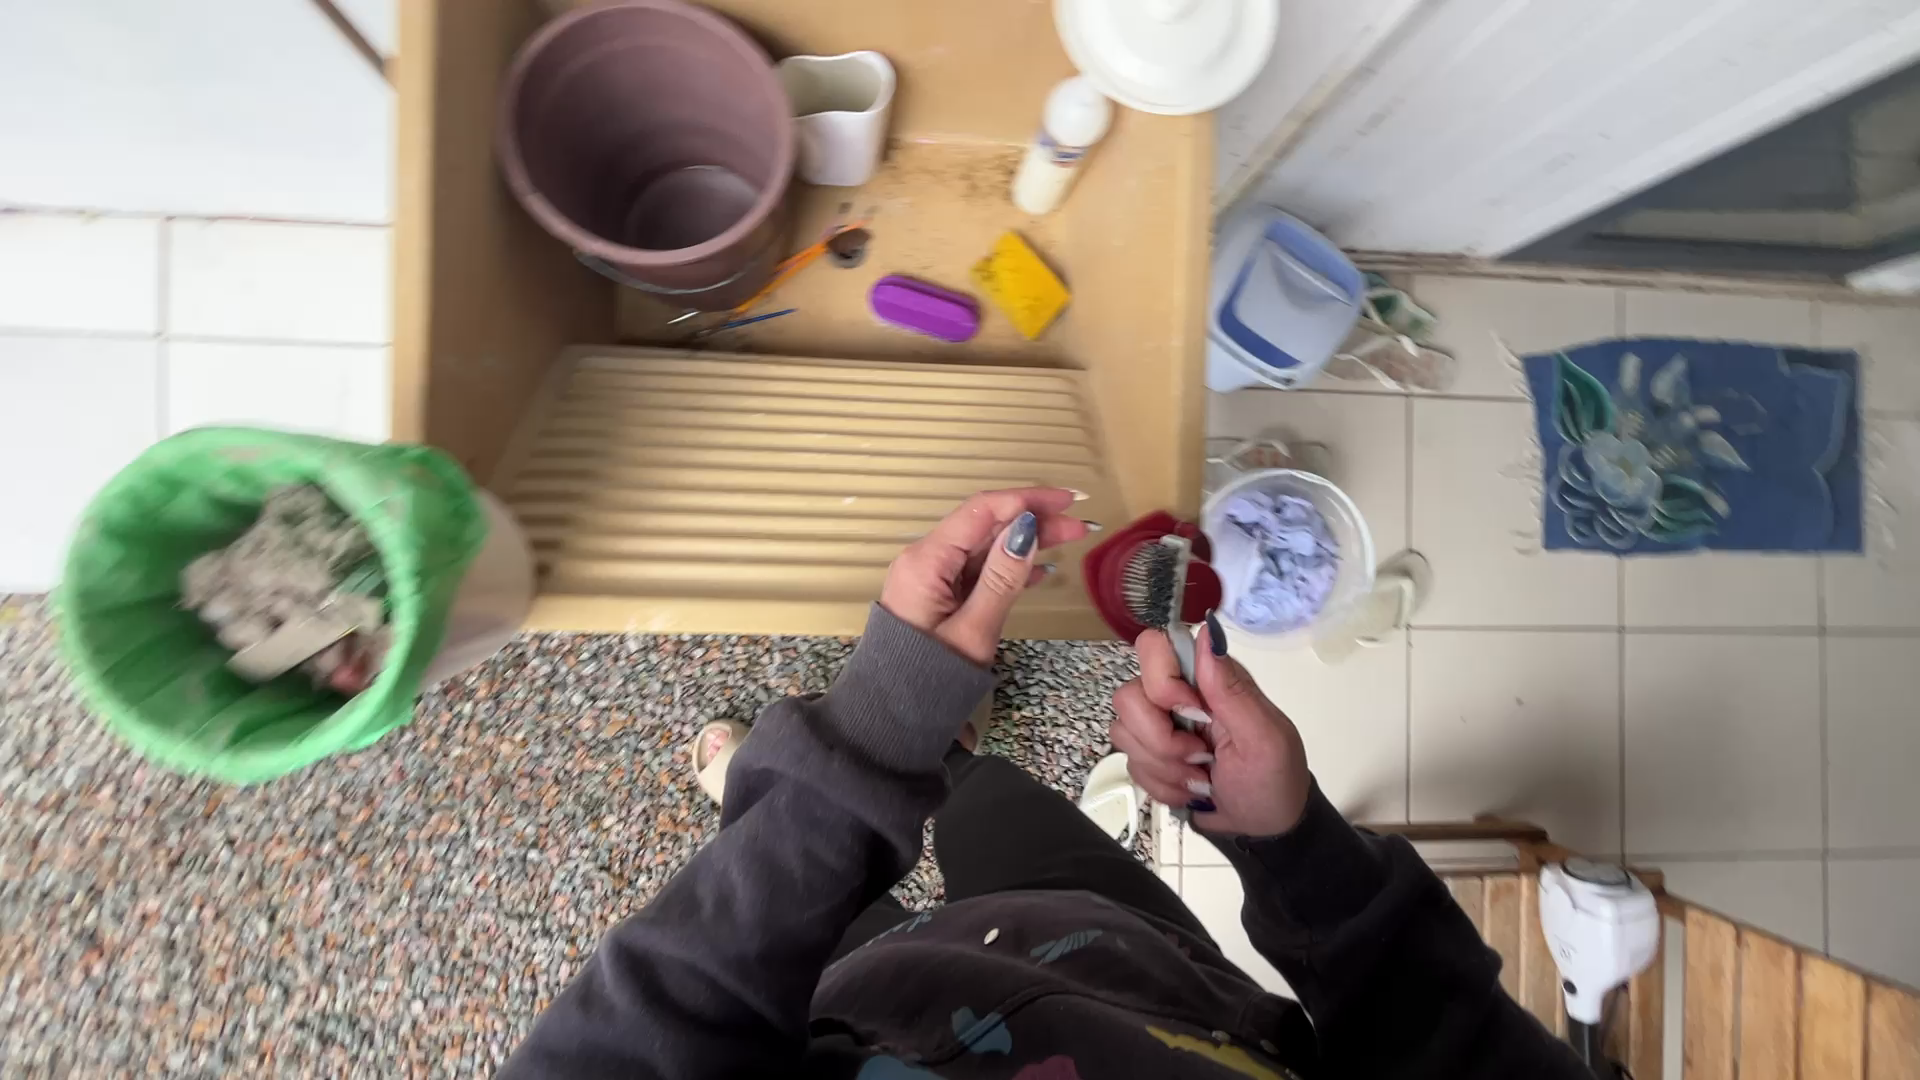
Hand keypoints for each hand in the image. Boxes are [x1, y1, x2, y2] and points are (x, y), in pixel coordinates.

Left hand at [880, 488, 1091, 665]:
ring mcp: (932, 575)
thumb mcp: (974, 630)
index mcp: (926, 561)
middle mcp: (926, 558)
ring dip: (1027, 540)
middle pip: (987, 525)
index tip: (1067, 499)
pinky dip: (1010, 566)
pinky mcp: (939, 592)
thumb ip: (1001, 578)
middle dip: (1034, 519)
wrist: (892, 715)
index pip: (981, 511)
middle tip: (1080, 524)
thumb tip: (1027, 528)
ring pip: (986, 545)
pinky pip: (978, 568)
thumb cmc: (929, 678)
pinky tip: (1041, 569)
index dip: (1026, 499)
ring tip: (1071, 539)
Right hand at [1110, 626, 1311, 837]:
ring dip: (1164, 767)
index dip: (1160, 681)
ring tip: (1200, 779)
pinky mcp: (1146, 754)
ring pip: (1122, 732)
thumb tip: (1208, 631)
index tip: (1191, 713)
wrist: (1264, 829)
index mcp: (1204, 677)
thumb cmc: (1272, 779)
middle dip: (1160, 740)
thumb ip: (1232, 688)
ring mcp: (1156, 724)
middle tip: (1200, 758)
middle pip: (1128, 697)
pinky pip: (1129, 763)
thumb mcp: (1264, 738)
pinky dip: (1161, 785)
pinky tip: (1189, 790)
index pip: (1153, 647)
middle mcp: (1173, 694)